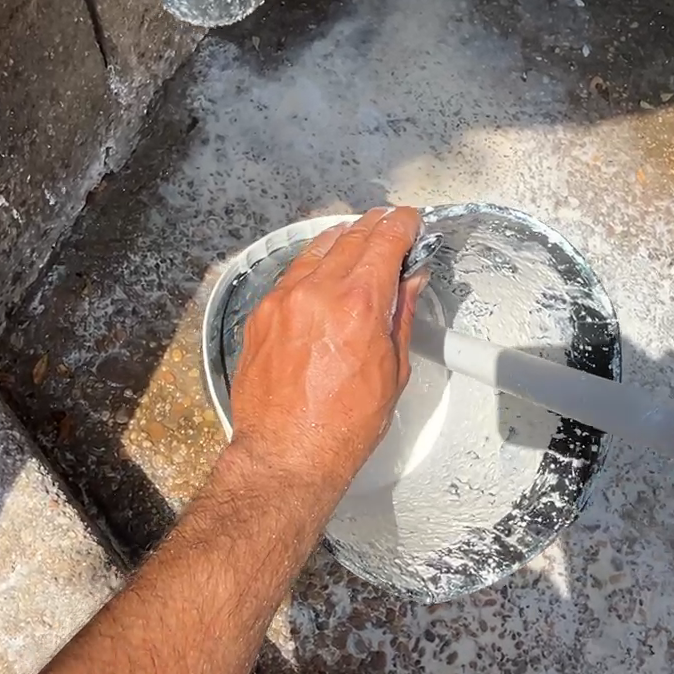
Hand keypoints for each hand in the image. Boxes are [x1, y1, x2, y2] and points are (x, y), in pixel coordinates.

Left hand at [227, 206, 426, 498]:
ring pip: (317, 248)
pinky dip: (313, 263)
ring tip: (359, 239)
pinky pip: (292, 273)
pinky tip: (323, 268)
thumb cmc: (341, 426)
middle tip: (391, 224)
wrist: (287, 453)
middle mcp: (317, 293)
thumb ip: (400, 316)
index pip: (385, 241)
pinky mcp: (262, 313)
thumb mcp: (392, 372)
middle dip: (376, 225)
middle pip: (352, 237)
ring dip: (343, 238)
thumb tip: (409, 281)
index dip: (403, 224)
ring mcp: (283, 300)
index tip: (411, 220)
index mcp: (358, 306)